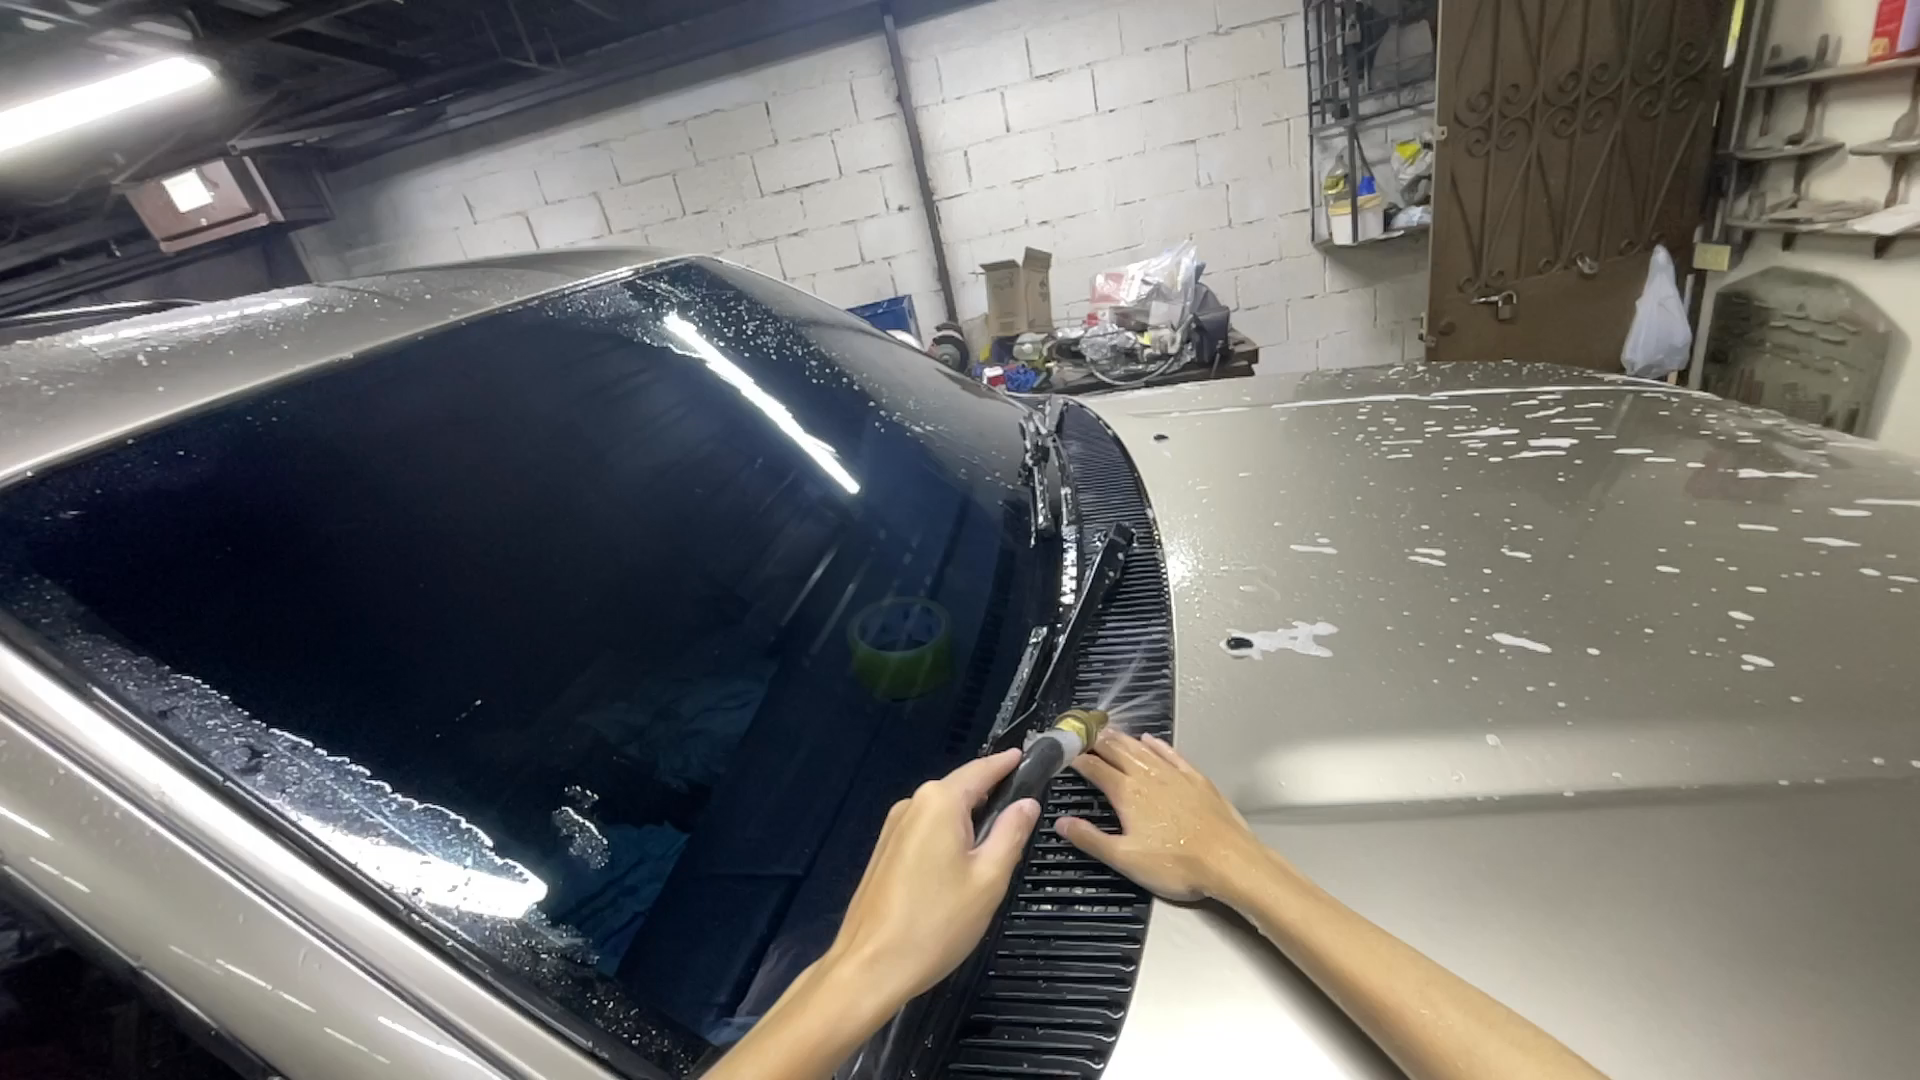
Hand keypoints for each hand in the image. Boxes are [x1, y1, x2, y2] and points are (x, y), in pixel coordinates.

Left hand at [821, 749, 1038, 1006]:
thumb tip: (1026, 804)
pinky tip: (961, 864)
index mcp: (939, 801)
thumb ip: (1011, 834)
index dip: (1007, 764)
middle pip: (961, 788)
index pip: (981, 769)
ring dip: (969, 820)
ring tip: (996, 845)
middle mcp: (913, 803)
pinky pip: (926, 830)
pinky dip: (948, 836)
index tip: (1028, 756)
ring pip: (942, 812)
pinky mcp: (885, 849)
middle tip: (1023, 812)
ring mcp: (894, 826)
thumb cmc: (936, 923)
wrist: (869, 967)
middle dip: (990, 795)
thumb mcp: (988, 879)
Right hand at [1055, 731, 1269, 901]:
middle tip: (1084, 733)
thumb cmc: (1177, 865)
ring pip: (1141, 748)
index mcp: (1127, 793)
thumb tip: (1062, 823)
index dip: (1078, 759)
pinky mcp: (1196, 779)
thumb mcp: (1125, 859)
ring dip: (1122, 738)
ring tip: (1108, 730)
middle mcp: (1148, 776)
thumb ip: (1090, 839)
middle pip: (1116, 750)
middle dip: (1097, 740)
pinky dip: (1157, 744)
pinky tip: (1150, 740)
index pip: (1095, 768)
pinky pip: (1171, 754)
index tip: (1066, 754)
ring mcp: (1174, 775)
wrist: (1230, 862)